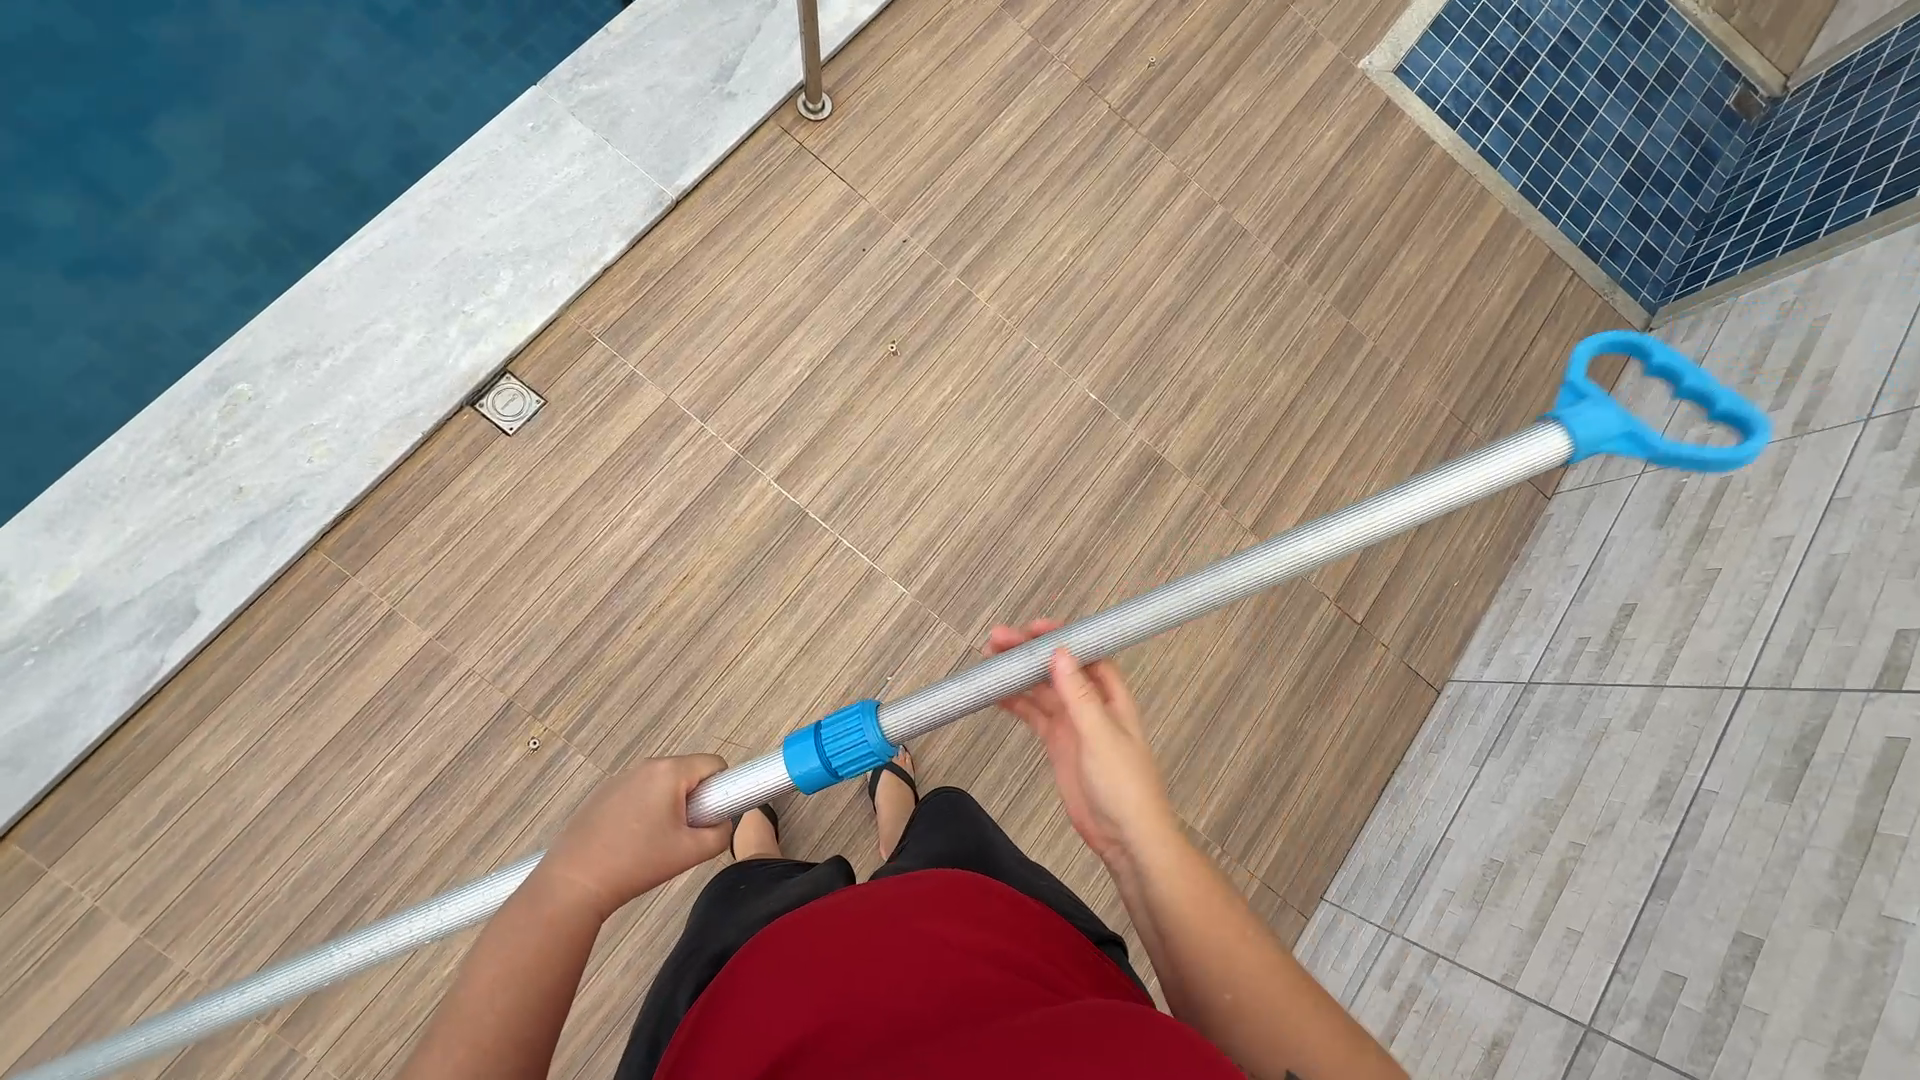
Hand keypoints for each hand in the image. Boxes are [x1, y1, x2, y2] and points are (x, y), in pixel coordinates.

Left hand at [536, 755, 731, 917]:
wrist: (574, 884)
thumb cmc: (634, 864)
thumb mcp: (693, 852)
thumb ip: (723, 832)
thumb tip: (724, 822)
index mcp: (668, 772)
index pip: (714, 764)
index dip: (723, 789)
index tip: (712, 817)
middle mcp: (644, 766)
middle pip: (688, 773)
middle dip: (695, 800)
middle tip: (685, 834)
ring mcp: (619, 779)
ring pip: (663, 785)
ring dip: (671, 806)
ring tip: (657, 843)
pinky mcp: (602, 795)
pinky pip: (639, 794)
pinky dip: (645, 812)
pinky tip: (632, 843)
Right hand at [986, 621, 1177, 868]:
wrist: (1126, 838)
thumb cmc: (1125, 785)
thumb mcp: (1101, 735)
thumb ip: (1079, 695)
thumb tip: (1060, 651)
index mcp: (1112, 696)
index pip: (1086, 654)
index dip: (1061, 637)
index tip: (1032, 628)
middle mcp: (1092, 704)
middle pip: (1057, 668)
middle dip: (1030, 653)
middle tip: (996, 640)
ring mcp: (1073, 725)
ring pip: (1042, 690)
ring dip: (1018, 675)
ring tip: (987, 659)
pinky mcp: (1058, 745)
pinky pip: (1034, 716)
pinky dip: (1016, 703)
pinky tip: (994, 694)